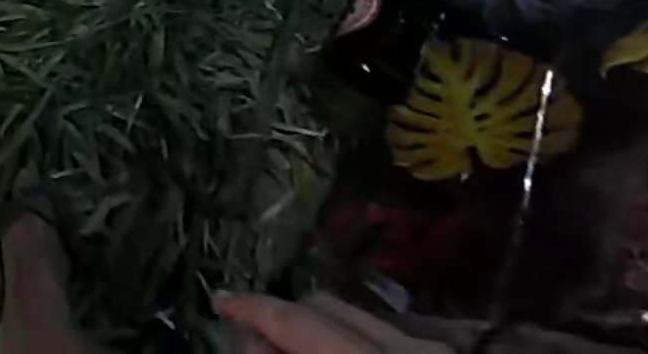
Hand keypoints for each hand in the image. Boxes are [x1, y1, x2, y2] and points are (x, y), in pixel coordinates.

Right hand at [217, 292, 449, 353]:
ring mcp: (430, 351)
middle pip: (321, 308)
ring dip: (310, 328)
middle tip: (247, 339)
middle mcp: (406, 348)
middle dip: (279, 319)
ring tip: (285, 352)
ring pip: (349, 317)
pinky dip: (342, 341)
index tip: (217, 300)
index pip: (298, 322)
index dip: (252, 309)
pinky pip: (376, 334)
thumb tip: (252, 345)